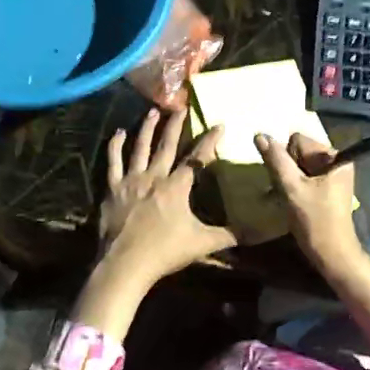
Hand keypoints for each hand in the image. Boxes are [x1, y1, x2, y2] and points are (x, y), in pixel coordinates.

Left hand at [96, 108, 238, 290]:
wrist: (125, 264)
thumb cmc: (164, 252)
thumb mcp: (202, 244)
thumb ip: (229, 235)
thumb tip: (257, 233)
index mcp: (177, 187)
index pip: (197, 158)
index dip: (210, 140)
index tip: (219, 124)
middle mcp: (155, 176)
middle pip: (167, 145)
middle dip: (176, 124)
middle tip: (181, 106)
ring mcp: (131, 180)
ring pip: (140, 147)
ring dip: (147, 128)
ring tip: (153, 111)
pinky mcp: (112, 188)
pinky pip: (113, 161)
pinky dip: (115, 145)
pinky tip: (119, 132)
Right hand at [254, 132, 361, 273]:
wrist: (332, 254)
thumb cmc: (314, 220)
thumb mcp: (291, 188)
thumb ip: (276, 160)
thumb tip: (260, 134)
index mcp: (335, 156)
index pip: (298, 140)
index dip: (286, 157)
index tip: (286, 180)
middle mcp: (337, 161)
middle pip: (299, 151)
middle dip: (287, 169)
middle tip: (283, 190)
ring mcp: (334, 175)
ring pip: (299, 165)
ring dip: (288, 179)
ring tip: (286, 198)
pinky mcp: (329, 189)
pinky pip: (305, 177)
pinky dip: (295, 187)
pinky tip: (292, 202)